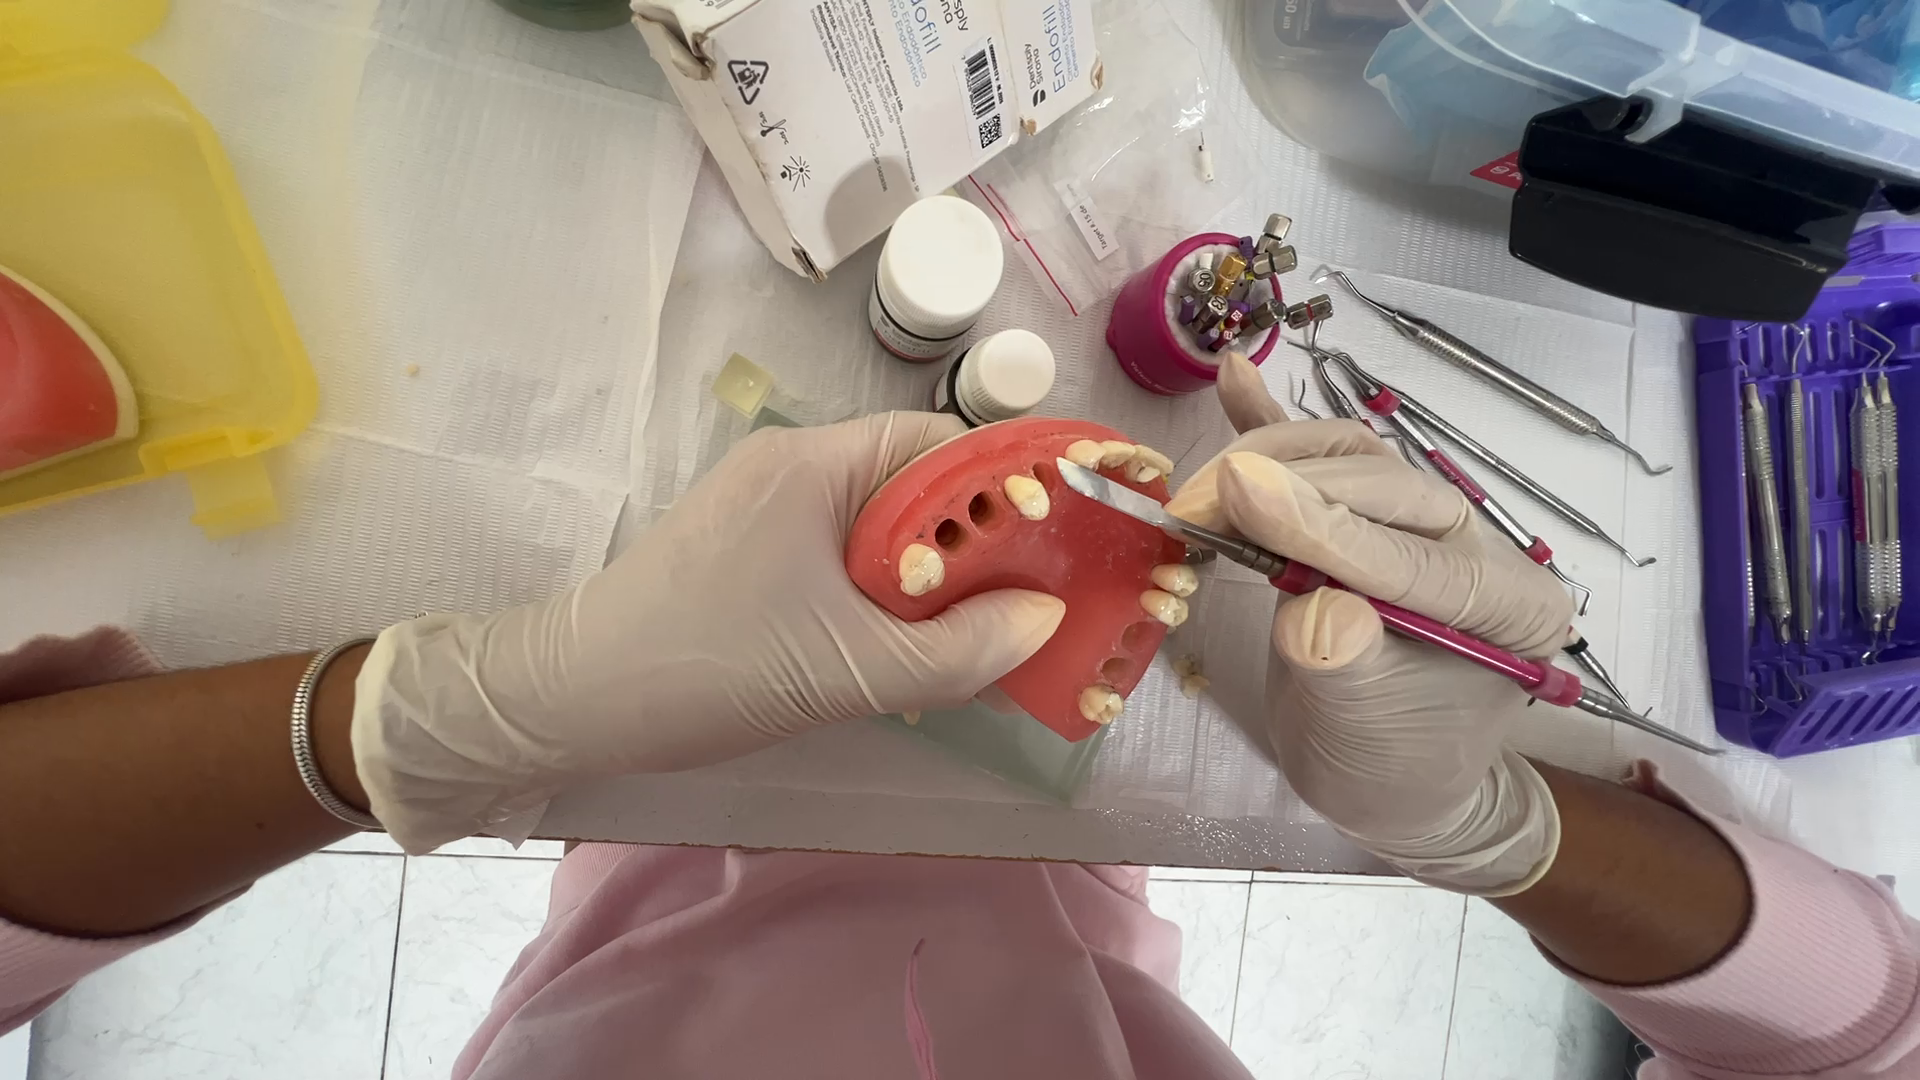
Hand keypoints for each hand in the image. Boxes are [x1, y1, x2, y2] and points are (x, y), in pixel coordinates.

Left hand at [352, 413, 1065, 852]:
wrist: (569, 700)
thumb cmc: (709, 668)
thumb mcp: (849, 670)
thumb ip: (960, 653)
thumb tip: (1046, 619)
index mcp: (816, 464)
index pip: (938, 444)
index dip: (1003, 485)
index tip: (1049, 538)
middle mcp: (793, 464)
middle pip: (913, 482)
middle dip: (971, 537)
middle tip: (1016, 595)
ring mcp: (766, 502)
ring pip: (879, 520)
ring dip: (926, 568)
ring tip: (966, 624)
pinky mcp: (749, 541)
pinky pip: (842, 546)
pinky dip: (882, 584)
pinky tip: (895, 634)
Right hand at [1167, 353, 1573, 894]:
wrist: (1383, 774)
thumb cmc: (1381, 763)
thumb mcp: (1361, 727)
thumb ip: (1343, 659)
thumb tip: (1310, 601)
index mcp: (1501, 605)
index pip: (1403, 552)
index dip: (1315, 522)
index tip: (1238, 489)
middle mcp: (1466, 545)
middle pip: (1374, 483)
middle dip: (1278, 488)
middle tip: (1193, 506)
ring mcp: (1409, 521)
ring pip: (1343, 456)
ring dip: (1267, 455)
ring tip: (1201, 486)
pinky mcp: (1353, 516)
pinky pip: (1317, 458)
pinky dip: (1270, 418)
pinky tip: (1234, 377)